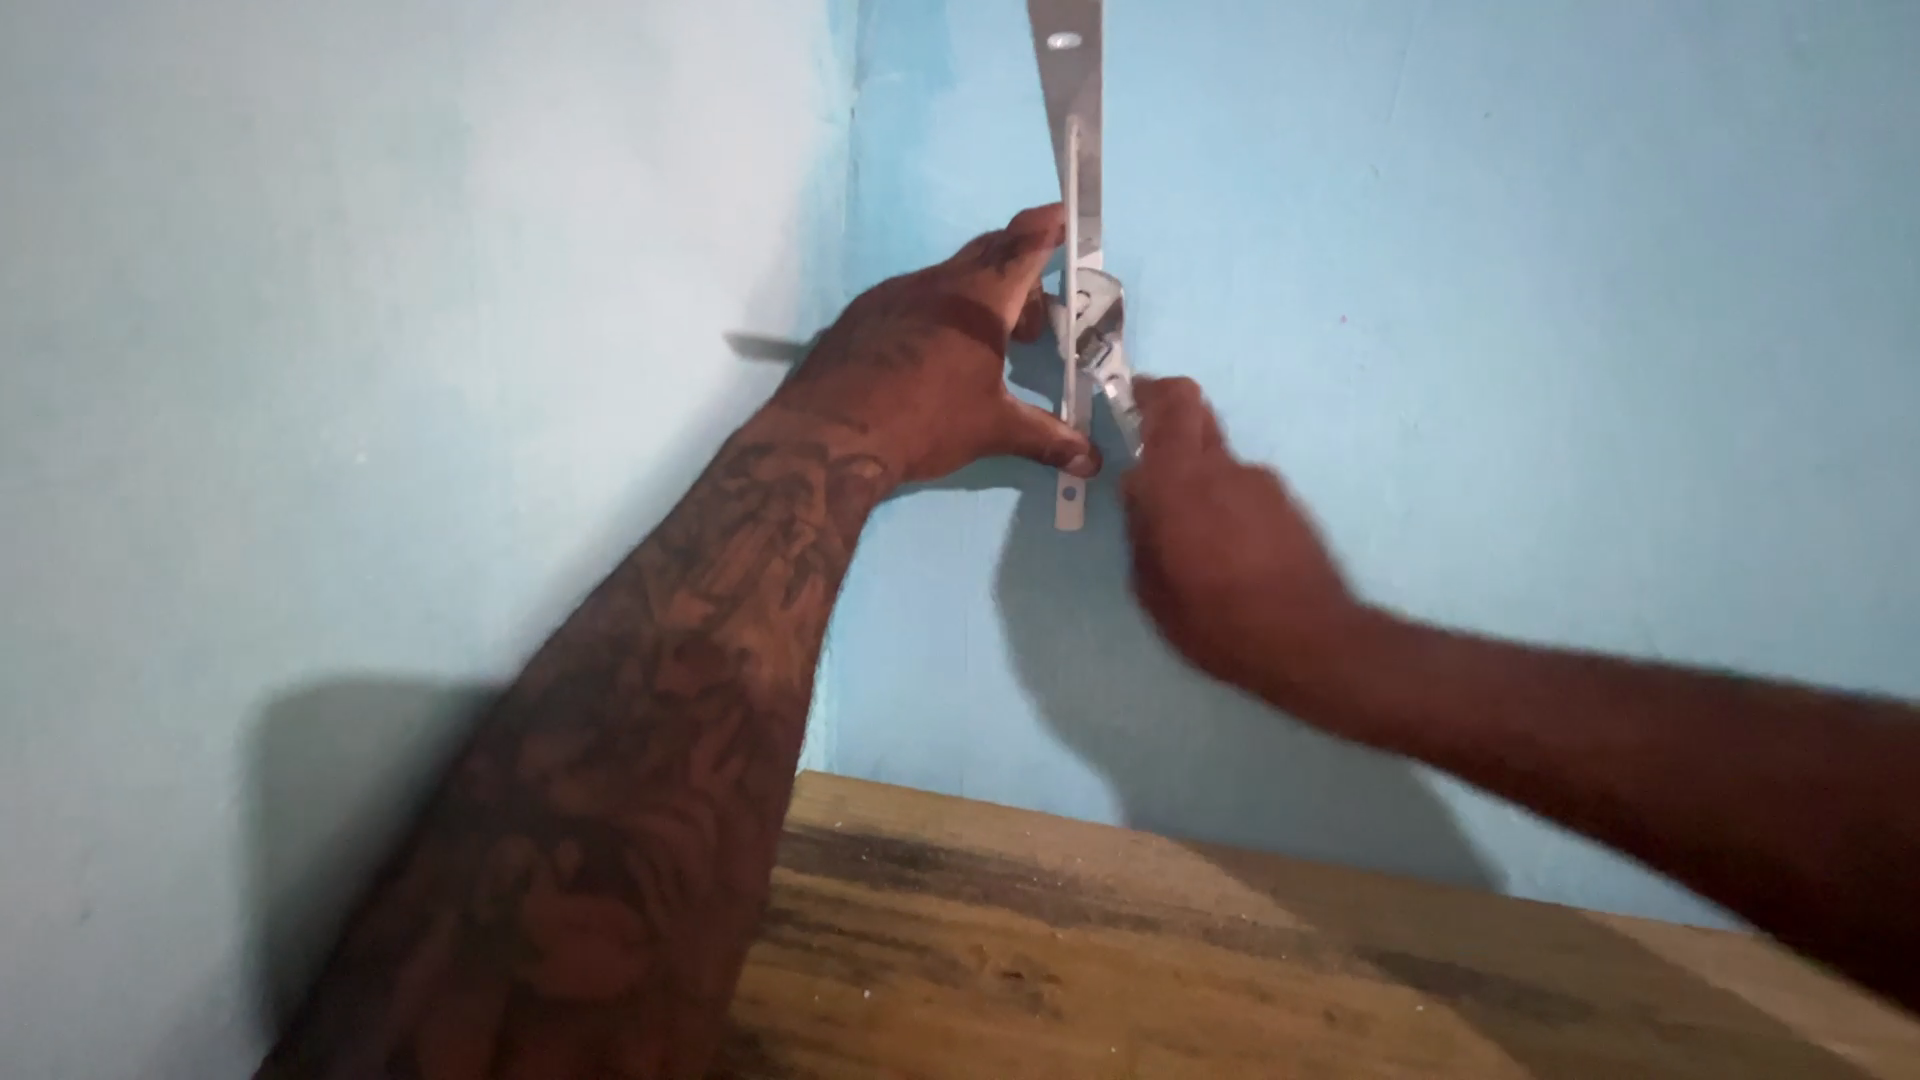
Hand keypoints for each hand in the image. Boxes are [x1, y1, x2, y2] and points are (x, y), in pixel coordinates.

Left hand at [767, 204, 1099, 484]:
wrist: (830, 434)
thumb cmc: (924, 421)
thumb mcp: (992, 430)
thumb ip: (1045, 438)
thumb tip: (1093, 462)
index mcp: (978, 300)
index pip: (1023, 244)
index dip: (1048, 227)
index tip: (1065, 216)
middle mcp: (936, 283)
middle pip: (988, 253)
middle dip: (1020, 276)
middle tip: (1036, 323)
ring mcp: (893, 294)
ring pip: (948, 279)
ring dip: (977, 301)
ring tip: (987, 352)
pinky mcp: (862, 315)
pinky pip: (912, 299)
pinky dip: (937, 315)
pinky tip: (932, 360)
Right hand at [1122, 377, 1363, 701]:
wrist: (1309, 644)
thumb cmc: (1214, 619)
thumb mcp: (1151, 586)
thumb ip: (1141, 529)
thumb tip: (1140, 493)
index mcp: (1181, 480)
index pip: (1173, 403)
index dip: (1150, 390)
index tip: (1131, 397)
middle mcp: (1226, 469)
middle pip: (1197, 420)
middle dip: (1169, 430)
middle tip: (1149, 467)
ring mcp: (1264, 485)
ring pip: (1218, 464)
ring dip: (1196, 483)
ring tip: (1189, 540)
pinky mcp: (1288, 507)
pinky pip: (1241, 491)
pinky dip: (1223, 507)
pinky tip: (1223, 555)